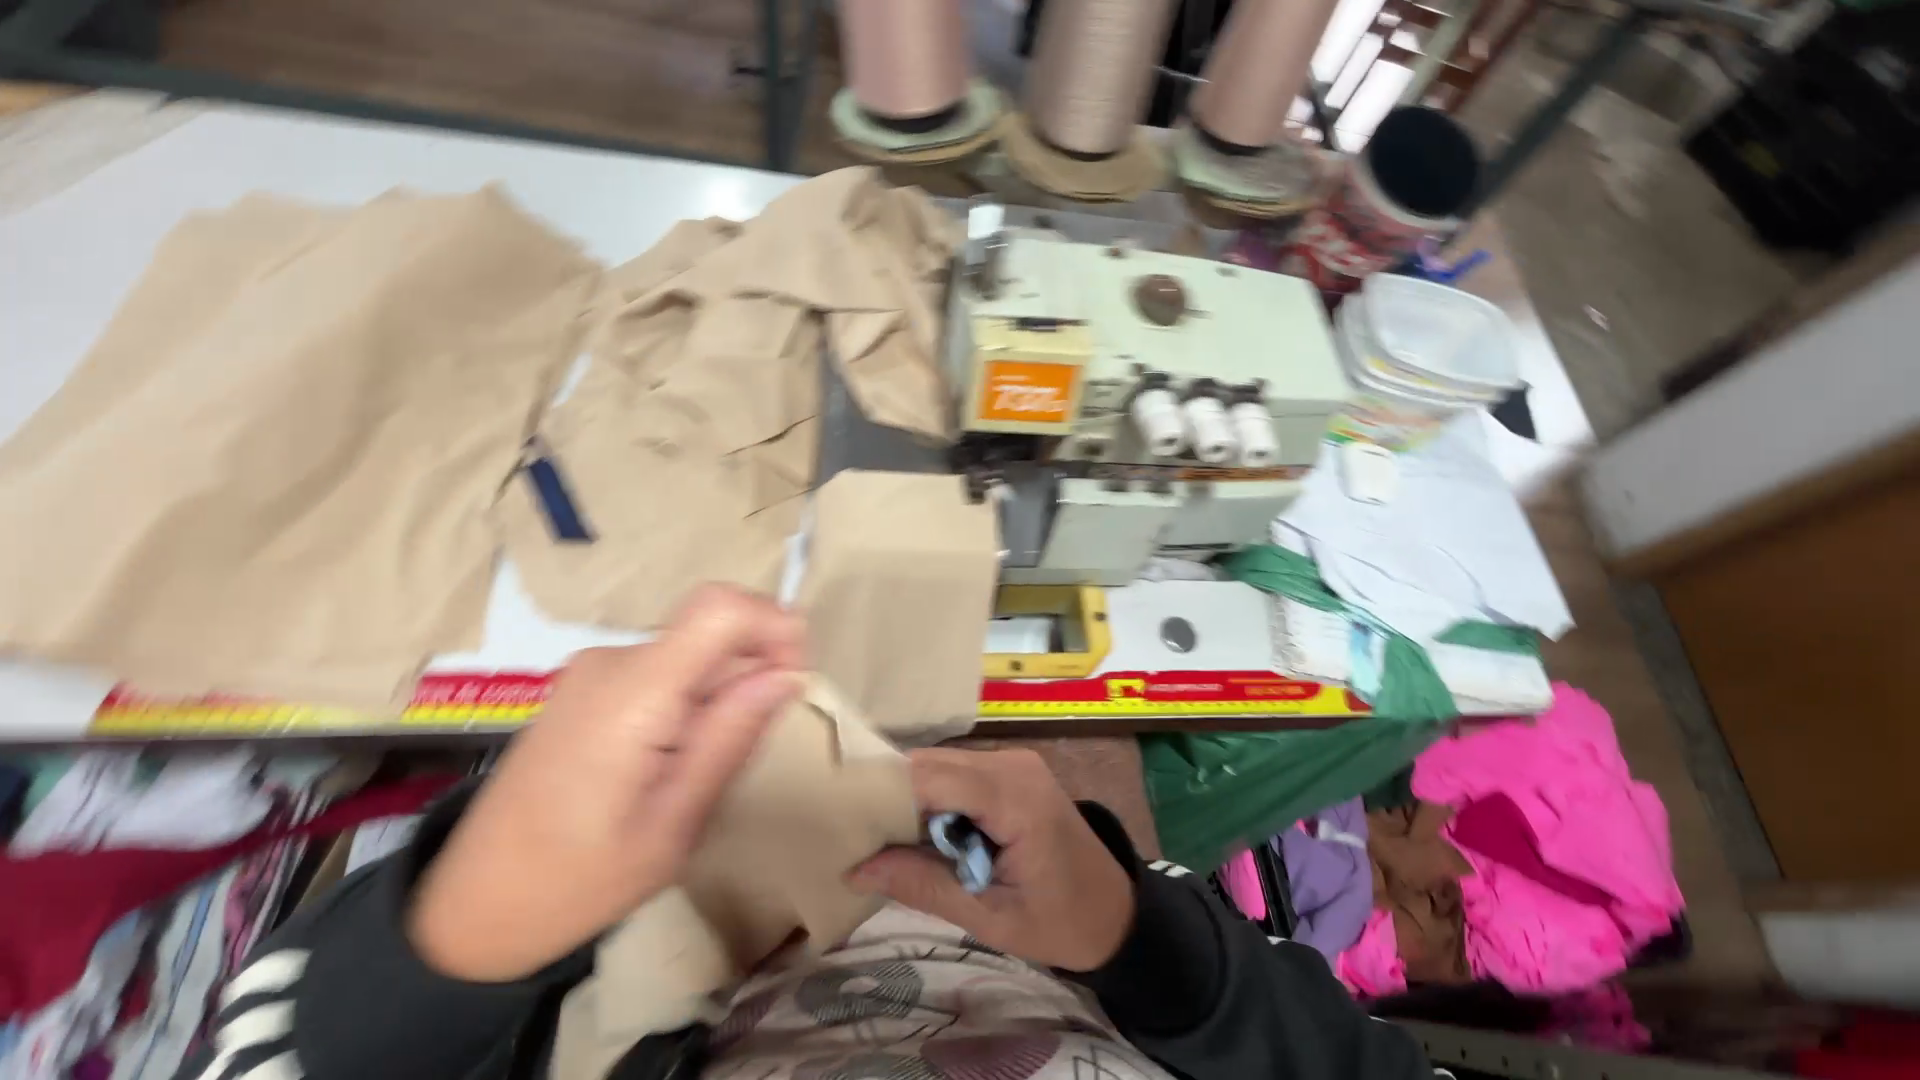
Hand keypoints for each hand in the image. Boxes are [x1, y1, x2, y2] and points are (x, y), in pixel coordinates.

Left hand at [408, 585, 804, 980]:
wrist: (471, 908)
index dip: (773, 625)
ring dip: (722, 694)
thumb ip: (731, 738)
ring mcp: (593, 672)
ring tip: (703, 769)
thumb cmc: (578, 882)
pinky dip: (692, 701)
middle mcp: (610, 662)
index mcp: (633, 692)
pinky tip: (673, 762)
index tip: (794, 682)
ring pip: (693, 652)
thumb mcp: (675, 824)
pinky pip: (665, 670)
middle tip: (748, 751)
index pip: (719, 607)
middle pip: (711, 630)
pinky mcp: (586, 687)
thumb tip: (787, 673)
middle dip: (752, 674)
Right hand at [848, 748, 1134, 971]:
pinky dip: (932, 798)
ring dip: (909, 799)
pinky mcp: (1011, 771)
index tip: (838, 817)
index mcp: (1014, 796)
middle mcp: (1012, 764)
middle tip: (849, 832)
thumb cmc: (1060, 922)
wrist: (1116, 913)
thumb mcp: (989, 916)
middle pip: (930, 765)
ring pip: (939, 766)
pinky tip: (912, 832)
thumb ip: (923, 885)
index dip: (882, 792)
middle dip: (890, 796)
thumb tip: (856, 867)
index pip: (930, 777)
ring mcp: (1014, 762)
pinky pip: (957, 774)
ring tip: (873, 836)